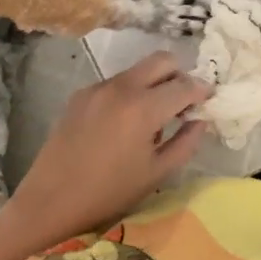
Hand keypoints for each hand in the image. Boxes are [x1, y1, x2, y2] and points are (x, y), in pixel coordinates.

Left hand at [6, 52, 211, 244]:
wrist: (51, 199)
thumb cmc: (109, 193)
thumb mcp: (156, 173)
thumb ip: (185, 143)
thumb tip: (200, 121)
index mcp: (143, 108)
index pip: (185, 85)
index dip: (202, 92)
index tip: (209, 102)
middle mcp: (121, 87)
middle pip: (162, 61)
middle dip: (179, 76)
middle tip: (184, 103)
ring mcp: (97, 88)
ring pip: (137, 70)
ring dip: (154, 84)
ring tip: (154, 119)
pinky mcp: (80, 95)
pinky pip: (115, 84)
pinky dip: (130, 94)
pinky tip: (124, 124)